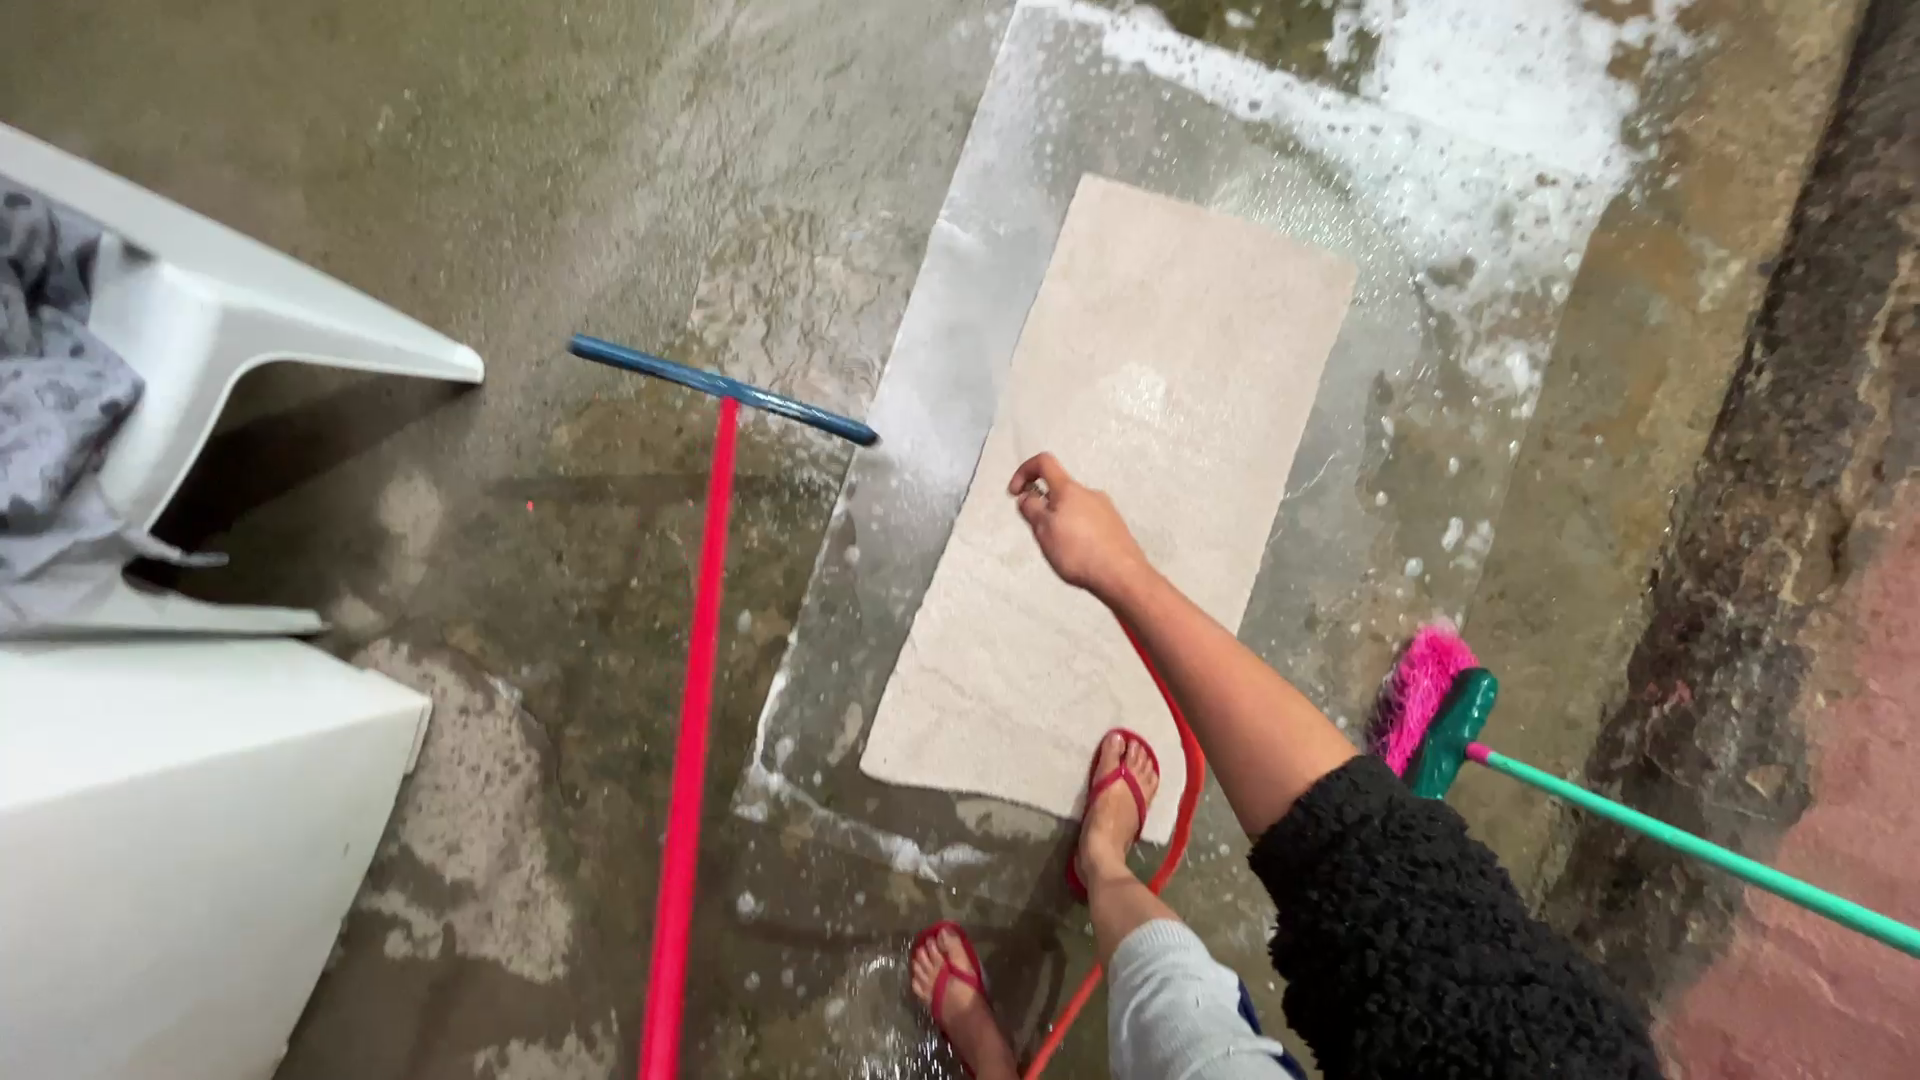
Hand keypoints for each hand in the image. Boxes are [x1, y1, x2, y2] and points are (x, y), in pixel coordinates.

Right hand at [1007, 452, 1151, 599]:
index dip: (1024, 471)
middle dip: (1043, 507)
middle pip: (1059, 489)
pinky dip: (1077, 531)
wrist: (1122, 575)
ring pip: (1073, 507)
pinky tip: (1080, 555)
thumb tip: (1027, 496)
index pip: (1044, 462)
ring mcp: (1106, 508)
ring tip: (1062, 550)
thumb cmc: (1077, 552)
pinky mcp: (1115, 525)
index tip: (1015, 494)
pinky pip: (1088, 521)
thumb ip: (1031, 509)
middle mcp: (1089, 492)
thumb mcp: (1044, 531)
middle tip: (1042, 535)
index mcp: (1069, 489)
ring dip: (1060, 521)